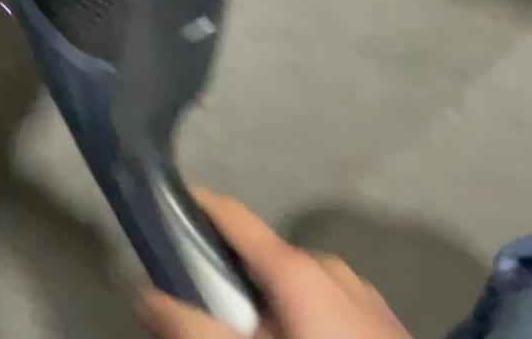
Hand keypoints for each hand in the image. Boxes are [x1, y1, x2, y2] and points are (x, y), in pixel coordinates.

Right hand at [138, 189, 411, 338]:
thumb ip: (189, 325)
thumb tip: (140, 293)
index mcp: (296, 266)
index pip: (229, 211)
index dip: (191, 204)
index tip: (159, 211)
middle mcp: (330, 267)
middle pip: (259, 254)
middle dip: (226, 273)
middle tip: (202, 305)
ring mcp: (366, 297)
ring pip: (295, 284)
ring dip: (267, 301)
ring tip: (251, 333)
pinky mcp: (390, 328)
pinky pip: (328, 307)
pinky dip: (303, 319)